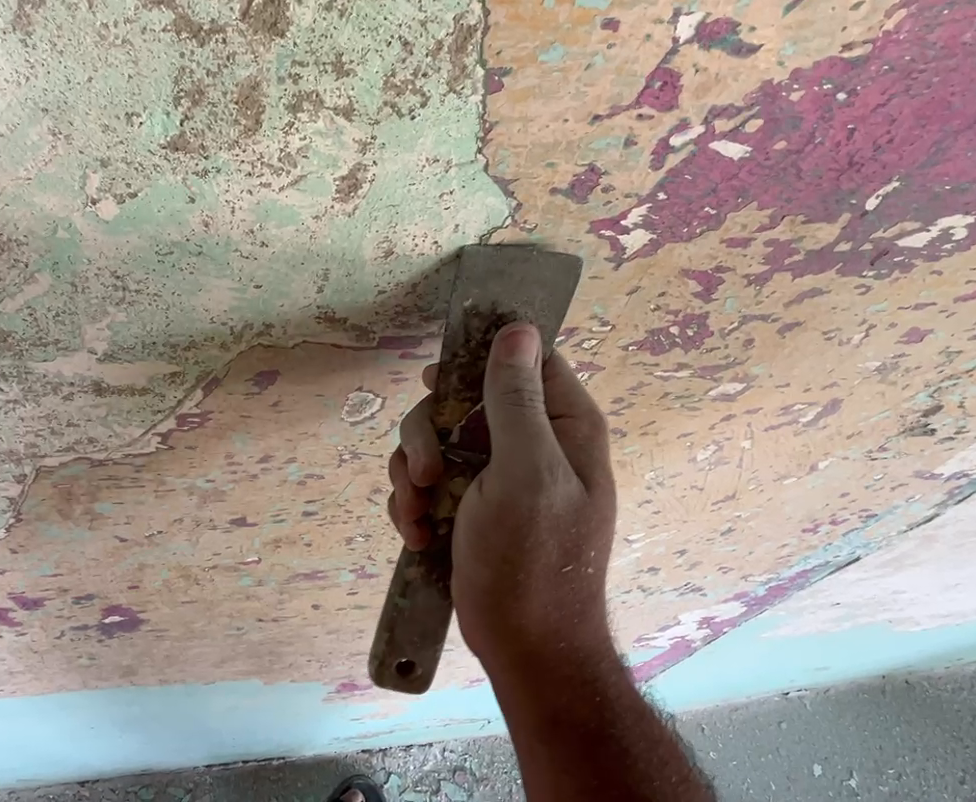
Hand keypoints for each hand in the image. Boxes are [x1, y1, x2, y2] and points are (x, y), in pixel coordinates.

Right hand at [387, 322, 616, 666]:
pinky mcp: (467, 502)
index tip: (434, 378)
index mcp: (562, 424)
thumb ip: (516, 399)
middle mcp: (530, 440)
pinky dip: (413, 501)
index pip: (524, 359)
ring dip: (413, 473)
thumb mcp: (525, 470)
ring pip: (434, 437)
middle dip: (428, 434)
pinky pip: (425, 478)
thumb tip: (517, 327)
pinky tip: (418, 532)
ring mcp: (495, 473)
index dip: (477, 358)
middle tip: (426, 473)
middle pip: (461, 397)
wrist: (522, 648)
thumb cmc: (533, 558)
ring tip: (418, 513)